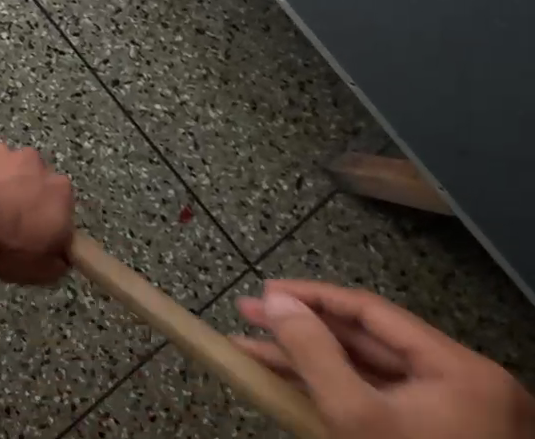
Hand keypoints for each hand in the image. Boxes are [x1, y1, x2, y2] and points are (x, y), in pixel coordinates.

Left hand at [0, 141, 73, 283]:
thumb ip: (60, 256)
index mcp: (59, 192)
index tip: (30, 229)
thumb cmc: (0, 246)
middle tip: (2, 215)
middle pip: (31, 178)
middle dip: (21, 193)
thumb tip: (59, 252)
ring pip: (1, 165)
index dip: (45, 217)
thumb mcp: (43, 270)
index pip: (60, 204)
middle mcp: (33, 163)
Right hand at [234, 280, 534, 438]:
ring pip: (370, 367)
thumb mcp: (352, 410)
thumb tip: (274, 299)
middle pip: (369, 339)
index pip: (371, 310)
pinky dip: (336, 383)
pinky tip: (288, 377)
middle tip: (248, 314)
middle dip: (302, 327)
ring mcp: (462, 410)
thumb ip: (312, 350)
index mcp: (461, 369)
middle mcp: (469, 382)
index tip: (262, 291)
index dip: (311, 295)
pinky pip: (384, 393)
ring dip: (309, 355)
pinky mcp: (446, 430)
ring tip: (251, 345)